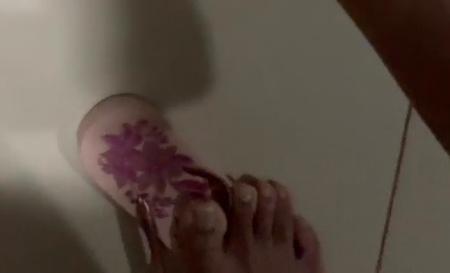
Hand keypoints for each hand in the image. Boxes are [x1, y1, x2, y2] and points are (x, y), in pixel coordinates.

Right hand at [140, 177, 322, 272]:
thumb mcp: (172, 269)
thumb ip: (154, 236)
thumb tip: (141, 200)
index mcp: (218, 254)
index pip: (218, 208)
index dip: (220, 190)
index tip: (215, 191)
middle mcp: (250, 250)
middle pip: (254, 198)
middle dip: (246, 185)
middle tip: (239, 188)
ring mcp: (281, 260)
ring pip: (282, 209)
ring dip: (272, 194)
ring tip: (264, 192)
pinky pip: (308, 238)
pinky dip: (299, 222)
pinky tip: (290, 220)